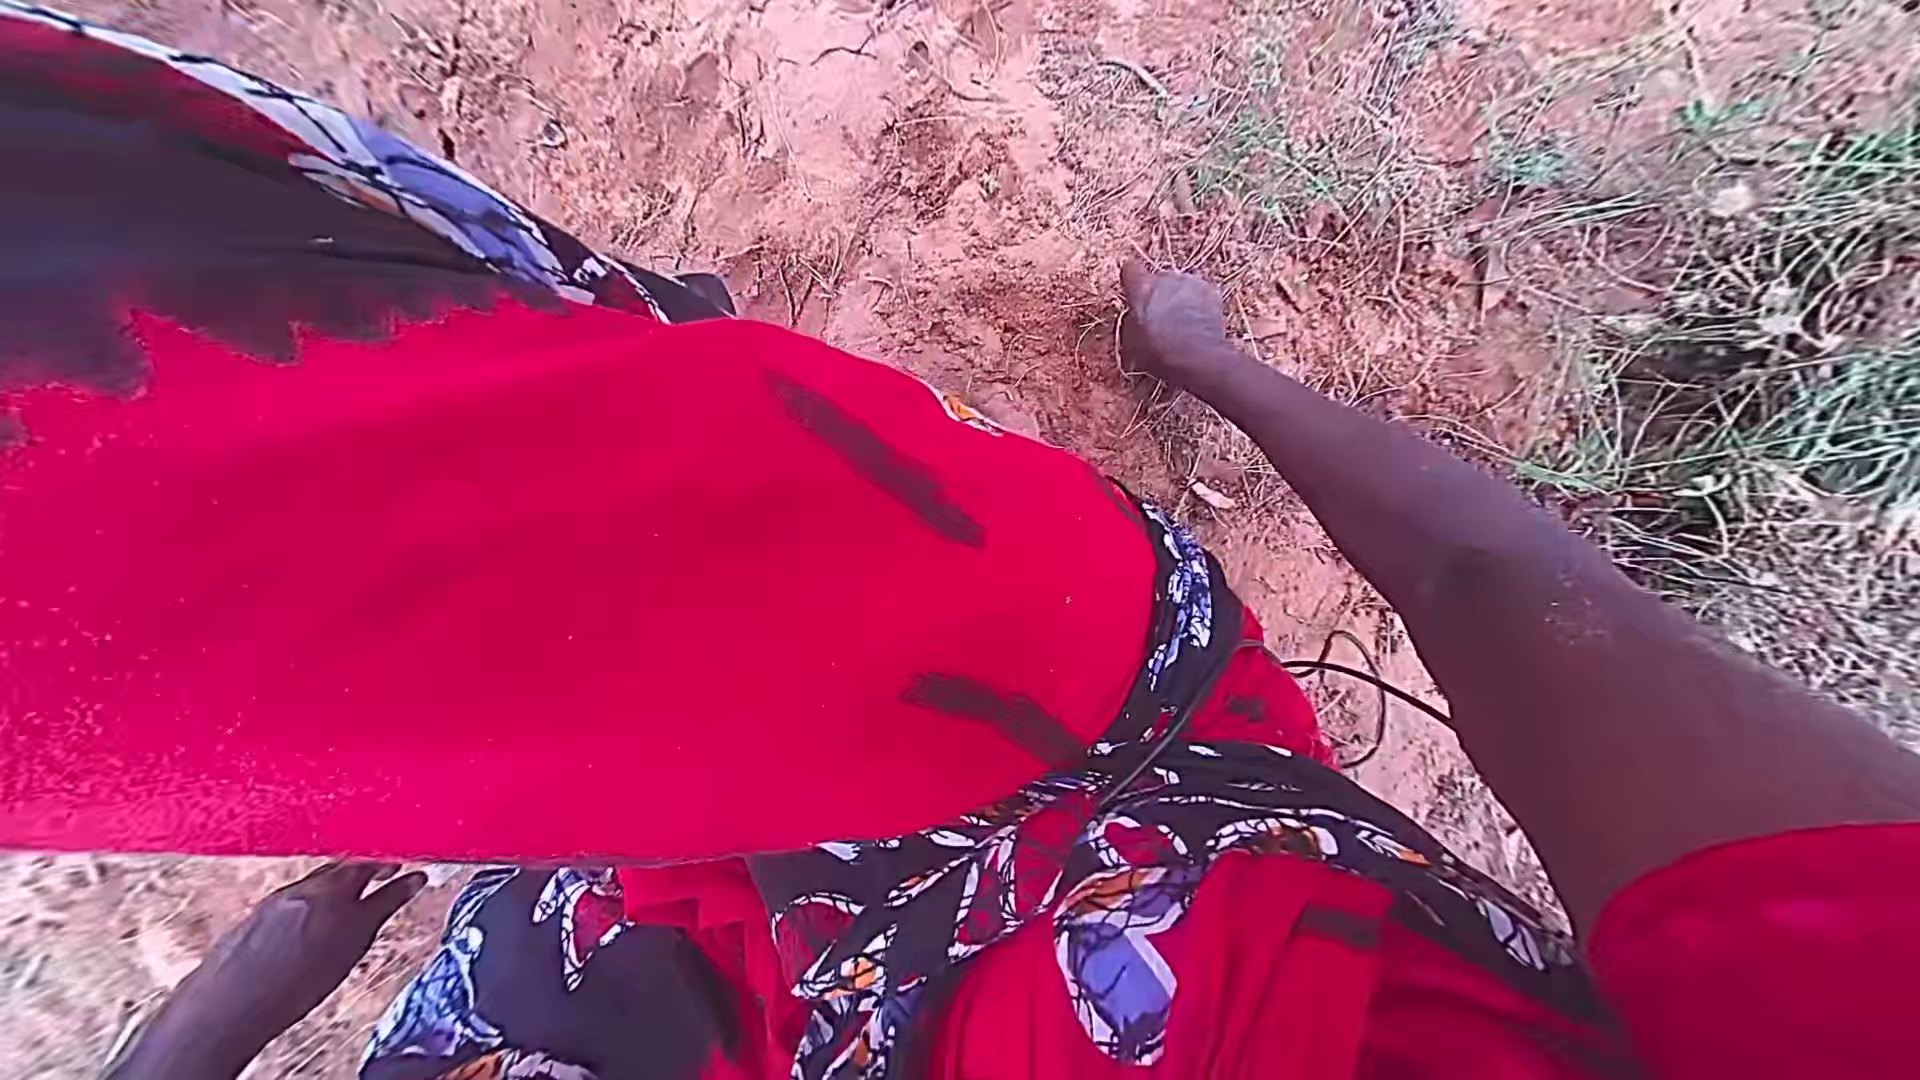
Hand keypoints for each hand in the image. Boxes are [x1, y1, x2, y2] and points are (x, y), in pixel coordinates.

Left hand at [111, 862, 427, 1078]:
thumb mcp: (359, 937)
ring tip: (343, 916)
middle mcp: (299, 888)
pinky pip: (284, 911)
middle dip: (361, 875)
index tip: (404, 868)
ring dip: (331, 897)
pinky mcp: (243, 931)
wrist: (221, 1018)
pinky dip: (303, 916)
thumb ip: (388, 902)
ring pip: (310, 892)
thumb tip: (414, 879)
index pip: (371, 858)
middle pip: (338, 871)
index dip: (391, 861)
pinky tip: (305, 937)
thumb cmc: (294, 978)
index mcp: (332, 883)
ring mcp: (266, 909)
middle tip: (380, 884)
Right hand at [1119, 259, 1237, 389]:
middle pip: (1159, 279)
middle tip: (1157, 318)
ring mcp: (1192, 282)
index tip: (1131, 289)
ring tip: (1178, 324)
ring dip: (1179, 299)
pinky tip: (1195, 325)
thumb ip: (1131, 320)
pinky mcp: (1213, 292)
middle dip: (1158, 294)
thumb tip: (1135, 317)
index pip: (1130, 269)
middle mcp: (1167, 277)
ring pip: (1181, 286)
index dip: (1131, 279)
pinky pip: (1200, 295)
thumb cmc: (1157, 352)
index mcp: (1142, 287)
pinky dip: (1197, 306)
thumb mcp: (1131, 342)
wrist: (1195, 357)